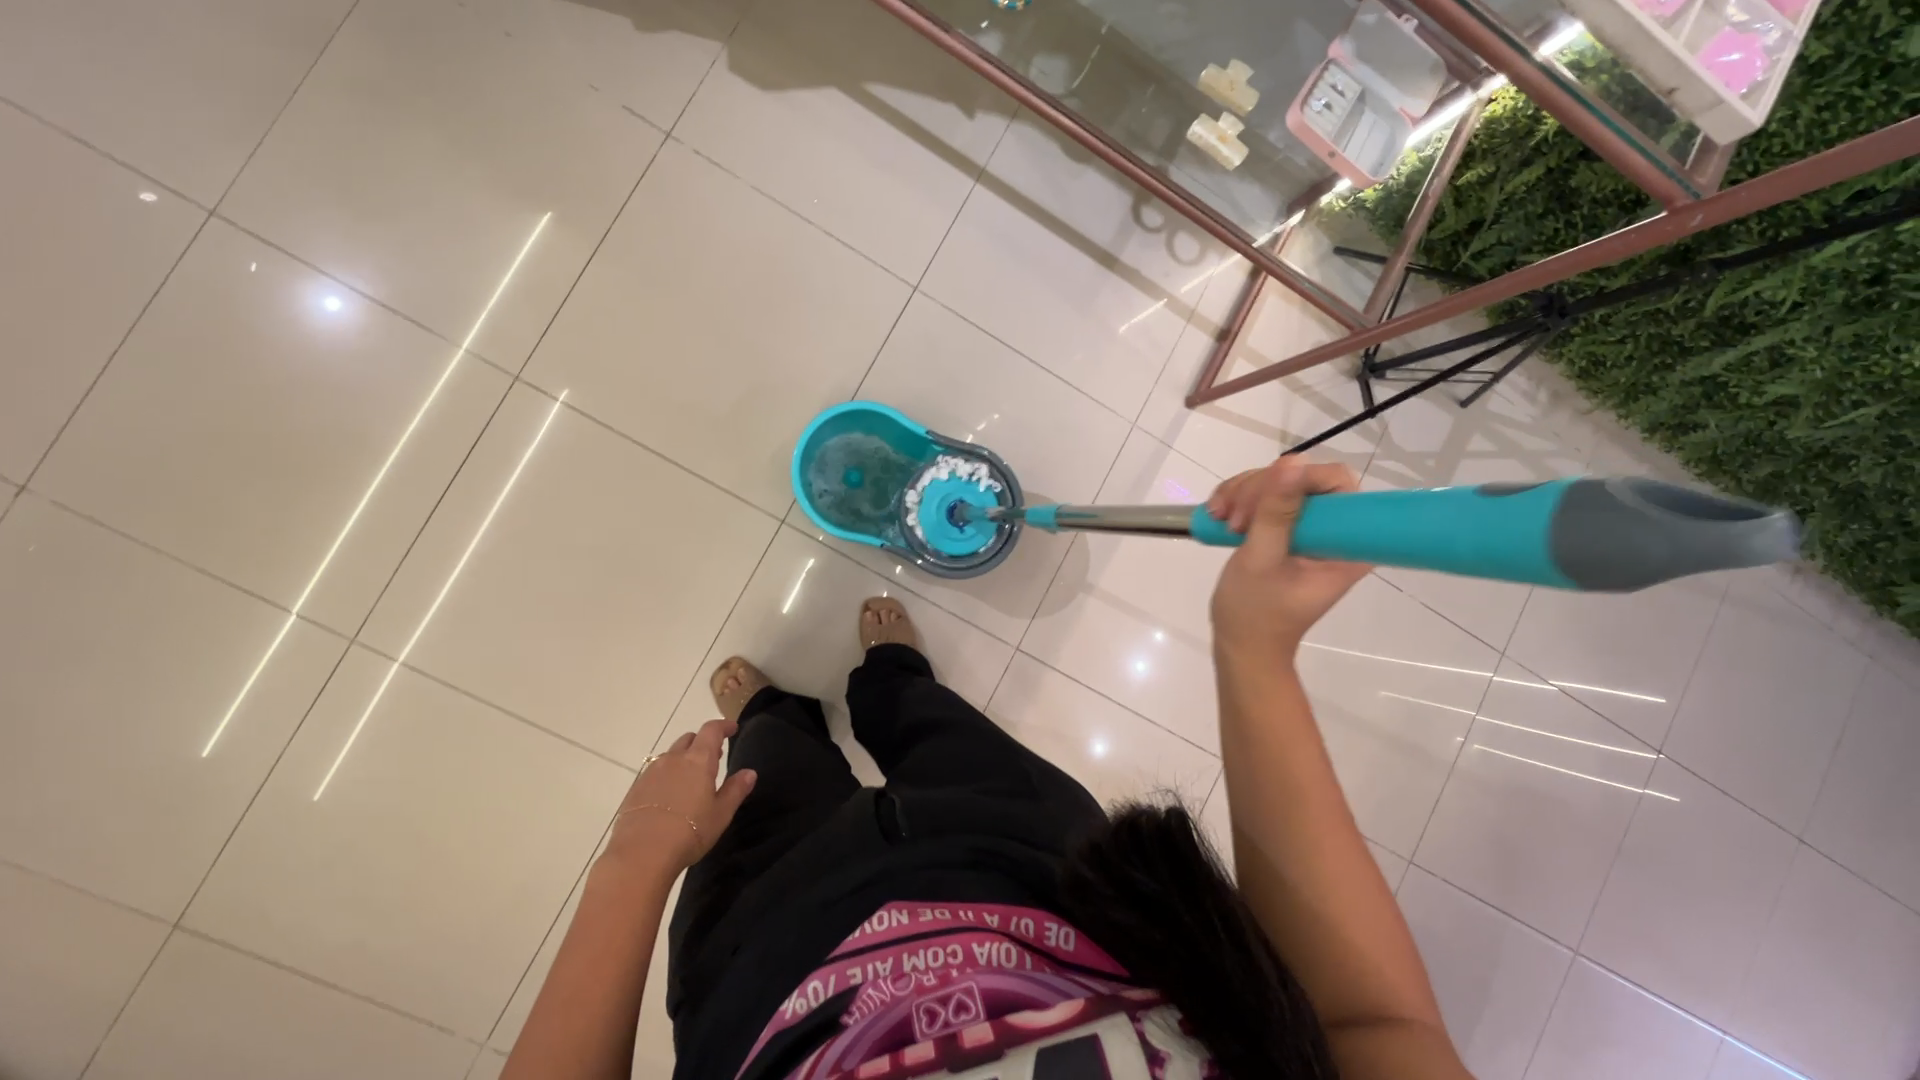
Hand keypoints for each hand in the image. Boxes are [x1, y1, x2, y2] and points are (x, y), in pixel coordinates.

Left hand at [603, 719, 756, 874]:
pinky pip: (655, 772)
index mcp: (698, 760)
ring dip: (683, 759)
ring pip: (670, 755)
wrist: (641, 854)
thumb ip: (736, 790)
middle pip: (689, 739)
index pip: (711, 730)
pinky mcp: (635, 789)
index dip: (723, 726)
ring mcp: (651, 773)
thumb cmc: (690, 832)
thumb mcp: (721, 814)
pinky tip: (669, 796)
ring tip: (692, 778)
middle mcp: (673, 759)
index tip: (732, 728)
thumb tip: (750, 772)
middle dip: (702, 743)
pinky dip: (667, 775)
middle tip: (714, 757)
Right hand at [1208, 456, 1370, 662]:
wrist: (1241, 644)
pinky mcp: (1288, 529)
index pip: (1337, 484)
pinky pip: (1266, 496)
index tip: (1259, 500)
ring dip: (1243, 494)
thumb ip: (1277, 512)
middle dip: (1261, 490)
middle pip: (1304, 479)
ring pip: (1280, 482)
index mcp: (1347, 544)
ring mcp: (1310, 529)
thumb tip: (1294, 462)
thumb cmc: (1255, 613)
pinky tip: (1218, 517)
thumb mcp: (1262, 560)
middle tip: (1232, 520)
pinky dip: (1238, 499)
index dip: (1298, 480)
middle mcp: (1336, 531)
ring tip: (1221, 521)